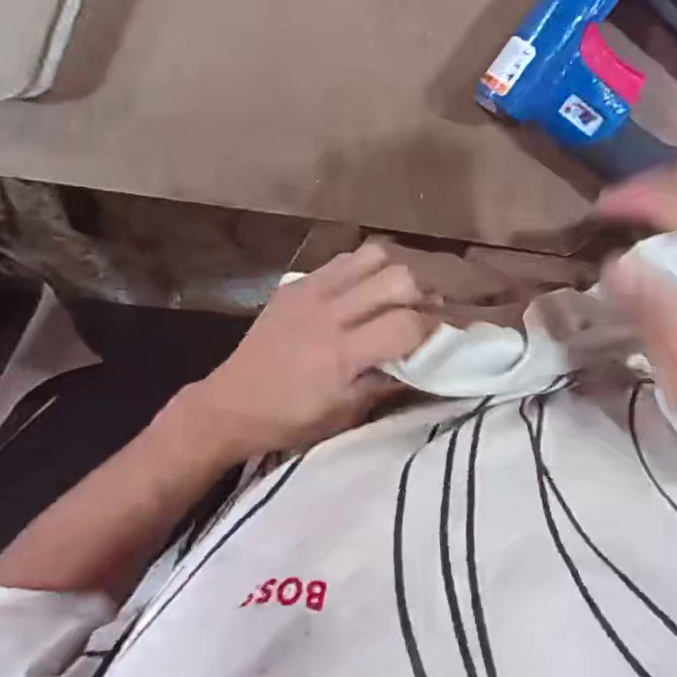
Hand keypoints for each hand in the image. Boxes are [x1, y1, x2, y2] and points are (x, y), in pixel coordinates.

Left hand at [175, 242, 437, 460]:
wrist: (231, 404)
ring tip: (396, 297)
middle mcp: (328, 314)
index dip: (436, 327)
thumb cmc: (290, 420)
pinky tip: (364, 290)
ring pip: (373, 256)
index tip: (445, 334)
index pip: (408, 323)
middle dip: (422, 294)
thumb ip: (387, 383)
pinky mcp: (294, 285)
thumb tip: (426, 360)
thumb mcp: (344, 414)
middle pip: (398, 277)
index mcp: (341, 354)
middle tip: (423, 314)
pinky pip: (342, 260)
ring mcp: (309, 292)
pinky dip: (364, 269)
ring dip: (395, 273)